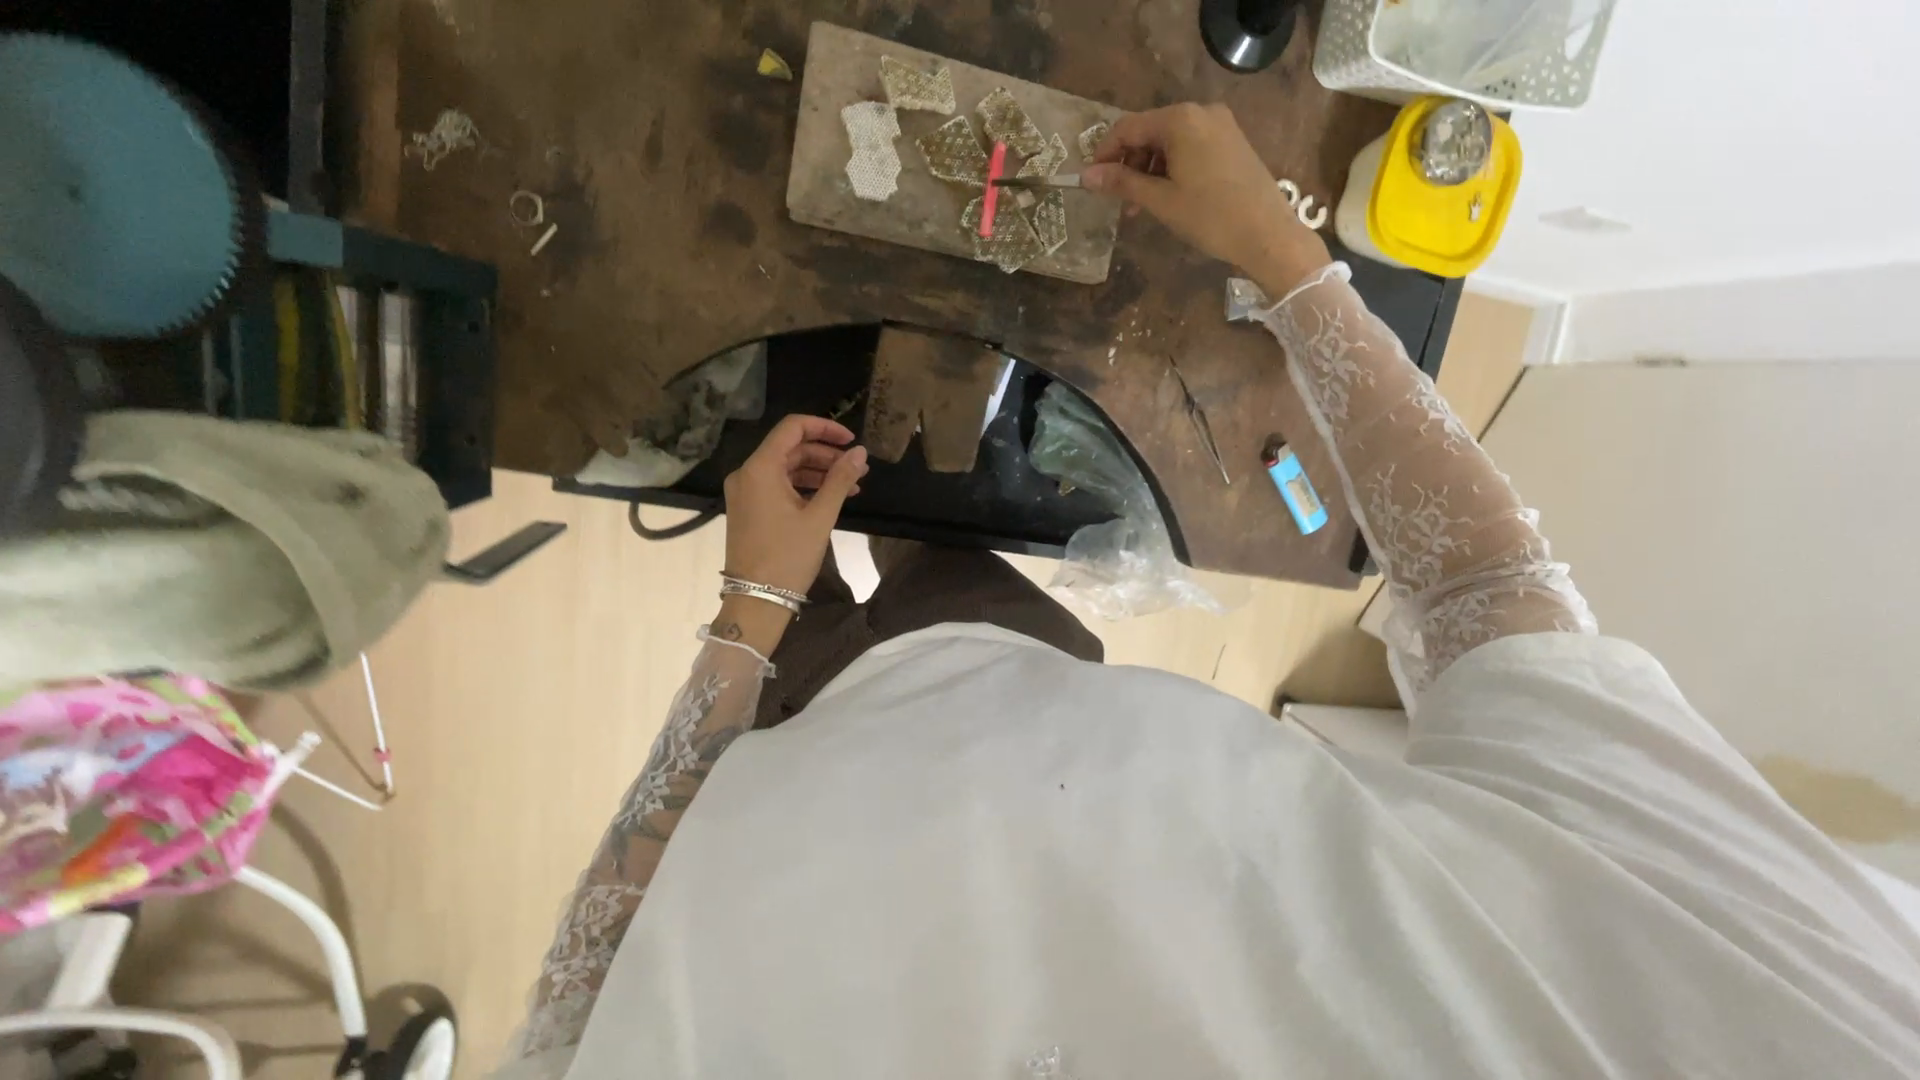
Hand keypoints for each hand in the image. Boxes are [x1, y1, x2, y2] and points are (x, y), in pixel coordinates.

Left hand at [721, 414, 868, 595]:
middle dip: (826, 454)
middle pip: (790, 448)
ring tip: (852, 485)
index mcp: (759, 468)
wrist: (757, 599)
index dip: (824, 428)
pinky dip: (803, 487)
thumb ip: (840, 479)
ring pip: (785, 468)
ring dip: (818, 472)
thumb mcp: (820, 517)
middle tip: (858, 468)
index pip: (792, 428)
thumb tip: (860, 452)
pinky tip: (830, 497)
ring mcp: (745, 492)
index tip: (851, 440)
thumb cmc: (788, 556)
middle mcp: (746, 473)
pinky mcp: (748, 508)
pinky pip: (777, 485)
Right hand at [1082, 103, 1330, 296]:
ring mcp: (1220, 125)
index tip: (1092, 182)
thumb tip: (1086, 176)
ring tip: (1141, 206)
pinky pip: (1190, 147)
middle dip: (1128, 164)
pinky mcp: (1232, 141)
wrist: (1267, 233)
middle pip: (1149, 132)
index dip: (1105, 154)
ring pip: (1169, 142)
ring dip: (1148, 170)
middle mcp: (1201, 112)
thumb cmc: (1210, 216)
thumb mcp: (1161, 201)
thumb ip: (1122, 183)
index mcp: (1180, 120)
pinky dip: (1171, 168)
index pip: (1128, 128)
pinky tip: (1167, 196)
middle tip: (1118, 201)